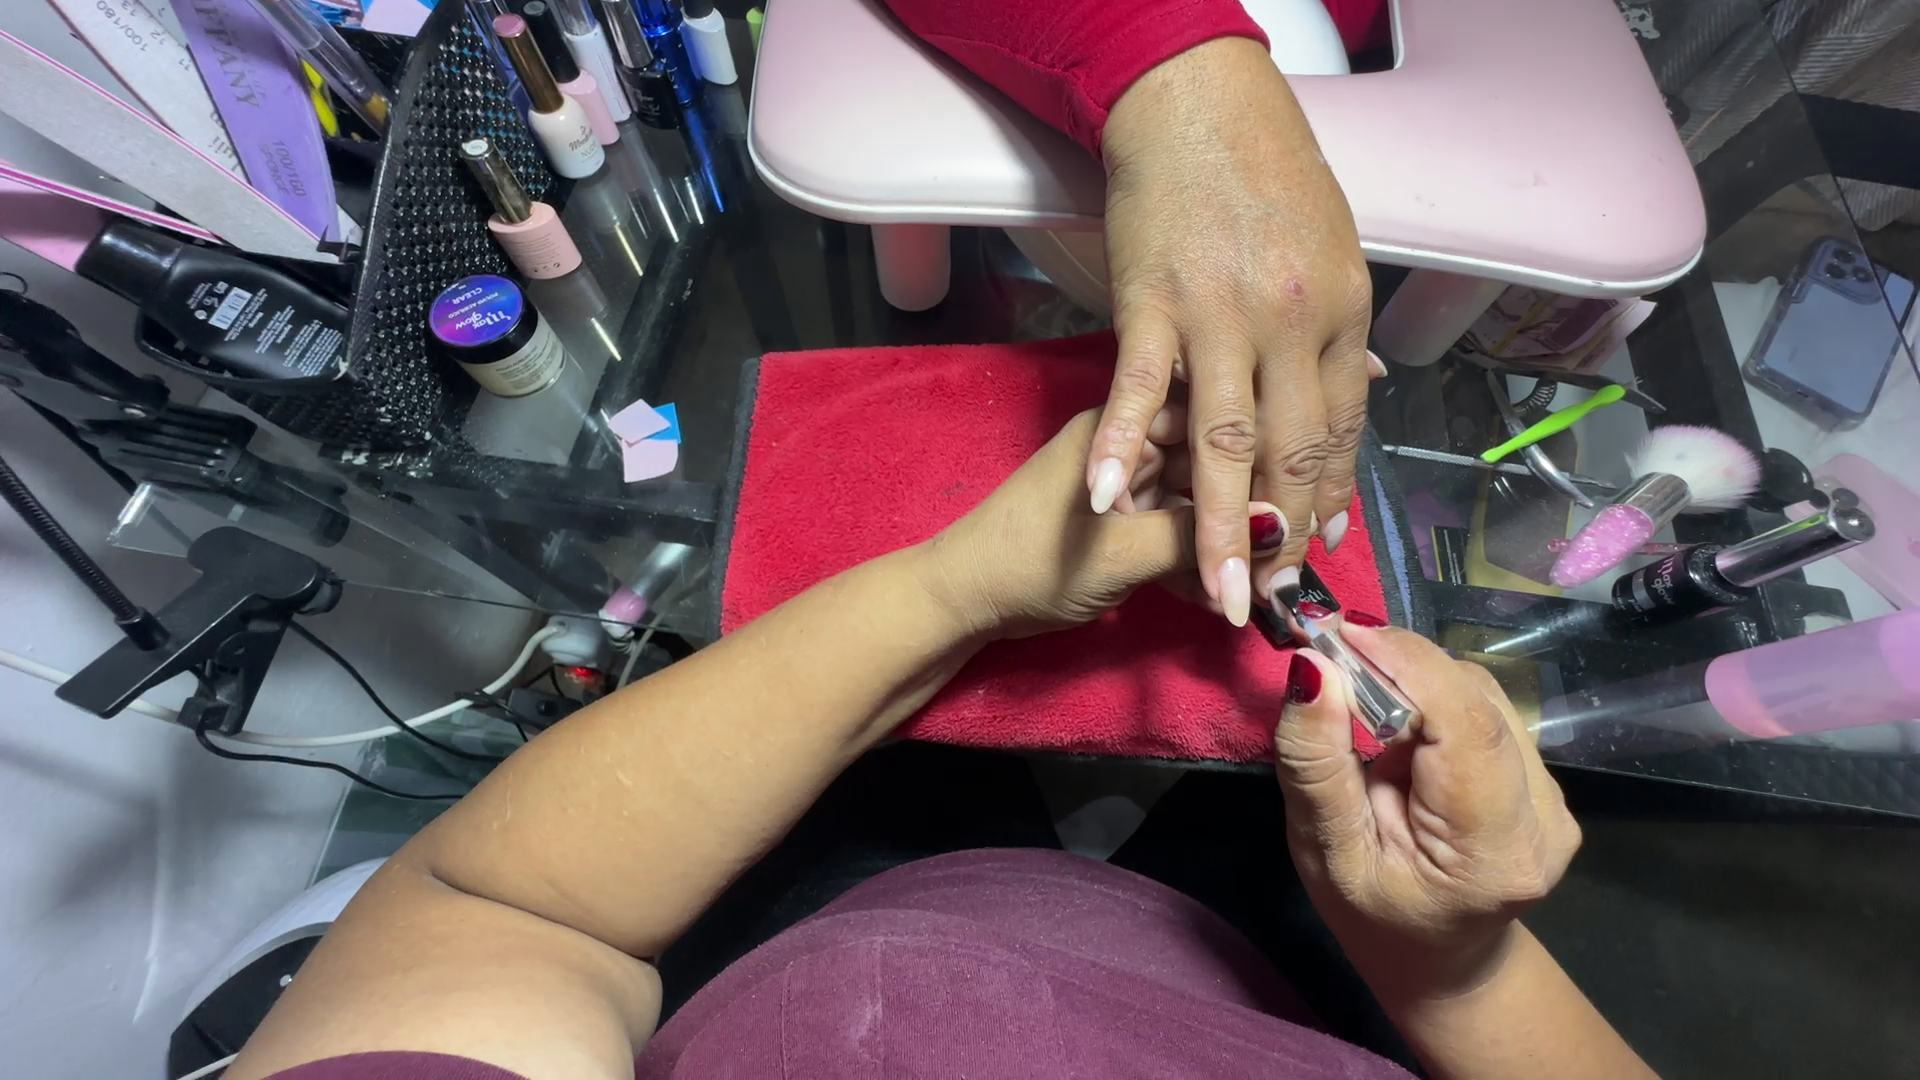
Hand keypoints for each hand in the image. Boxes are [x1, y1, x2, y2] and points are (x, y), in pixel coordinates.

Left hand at [923, 409, 1283, 637]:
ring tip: (1261, 587)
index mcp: (1118, 424)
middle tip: (1290, 556)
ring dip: (1223, 548)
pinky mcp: (1122, 524)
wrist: (965, 602)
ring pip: (1195, 507)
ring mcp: (1124, 486)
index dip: (1260, 454)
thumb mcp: (1119, 552)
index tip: (1305, 496)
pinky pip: (1172, 534)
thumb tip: (1281, 528)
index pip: (1210, 418)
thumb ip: (1197, 538)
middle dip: (1247, 514)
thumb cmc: (1032, 563)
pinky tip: (1220, 596)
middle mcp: (1126, 445)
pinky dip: (1192, 564)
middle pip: (1209, 467)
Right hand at [1095, 37, 1377, 628]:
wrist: (1195, 102)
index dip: (1327, 500)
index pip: (1338, 431)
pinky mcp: (1150, 306)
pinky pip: (1136, 390)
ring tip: (1222, 596)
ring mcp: (1217, 316)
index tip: (1315, 553)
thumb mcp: (1332, 253)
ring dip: (1218, 528)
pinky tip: (1107, 503)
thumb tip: (1354, 404)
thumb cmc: (1263, 176)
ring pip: (1222, 439)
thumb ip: (1339, 339)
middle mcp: (1291, 322)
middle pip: (1290, 453)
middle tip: (1276, 601)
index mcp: (1340, 313)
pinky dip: (1120, 448)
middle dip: (1284, 539)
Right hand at [1272, 627, 1581, 1002]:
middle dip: (1396, 661)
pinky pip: (1477, 705)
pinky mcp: (1538, 775)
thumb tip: (1312, 669)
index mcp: (1492, 849)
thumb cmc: (1371, 914)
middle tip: (1327, 654)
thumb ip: (1316, 763)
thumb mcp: (1323, 849)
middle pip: (1475, 699)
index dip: (1405, 665)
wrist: (1440, 956)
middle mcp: (1544, 815)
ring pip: (1477, 692)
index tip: (1337, 634)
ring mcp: (1551, 794)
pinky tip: (1387, 710)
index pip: (1466, 726)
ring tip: (1351, 686)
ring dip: (1407, 673)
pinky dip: (1423, 689)